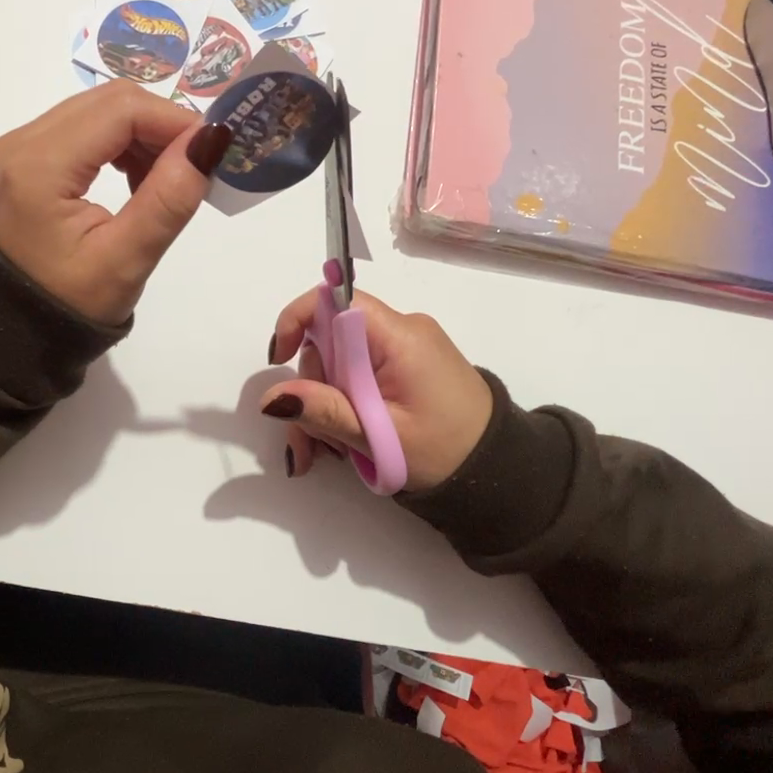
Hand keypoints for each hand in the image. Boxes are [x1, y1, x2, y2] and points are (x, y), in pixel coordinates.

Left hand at [0, 81, 233, 324]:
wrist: (14, 326)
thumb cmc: (69, 303)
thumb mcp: (125, 261)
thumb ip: (167, 199)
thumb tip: (210, 140)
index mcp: (38, 167)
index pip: (120, 111)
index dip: (173, 121)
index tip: (213, 151)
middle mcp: (22, 142)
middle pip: (108, 101)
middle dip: (160, 125)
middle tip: (195, 167)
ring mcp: (20, 146)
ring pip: (98, 109)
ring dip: (142, 134)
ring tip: (165, 181)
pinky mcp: (27, 156)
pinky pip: (84, 127)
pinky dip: (120, 142)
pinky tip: (137, 179)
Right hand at [260, 290, 493, 491]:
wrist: (501, 473)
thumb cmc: (446, 452)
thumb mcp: (378, 437)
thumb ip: (324, 412)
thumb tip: (271, 399)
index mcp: (400, 337)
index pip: (336, 300)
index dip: (298, 320)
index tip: (279, 358)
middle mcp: (400, 332)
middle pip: (330, 342)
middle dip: (309, 389)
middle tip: (309, 441)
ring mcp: (402, 350)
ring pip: (338, 365)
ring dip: (321, 406)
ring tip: (323, 454)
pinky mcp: (403, 368)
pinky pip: (357, 376)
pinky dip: (342, 406)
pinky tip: (338, 444)